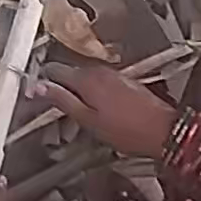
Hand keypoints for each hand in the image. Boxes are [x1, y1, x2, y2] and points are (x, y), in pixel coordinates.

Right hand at [33, 63, 175, 157]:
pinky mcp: (123, 80)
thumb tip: (39, 87)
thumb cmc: (126, 130)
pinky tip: (96, 111)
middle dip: (59, 86)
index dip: (42, 81)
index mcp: (86, 78)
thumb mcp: (87, 120)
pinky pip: (99, 82)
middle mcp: (98, 70)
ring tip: (77, 113)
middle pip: (69, 72)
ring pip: (84, 77)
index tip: (36, 94)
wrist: (164, 131)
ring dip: (76, 90)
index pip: (54, 69)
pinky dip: (92, 92)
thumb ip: (62, 101)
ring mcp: (112, 74)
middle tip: (54, 109)